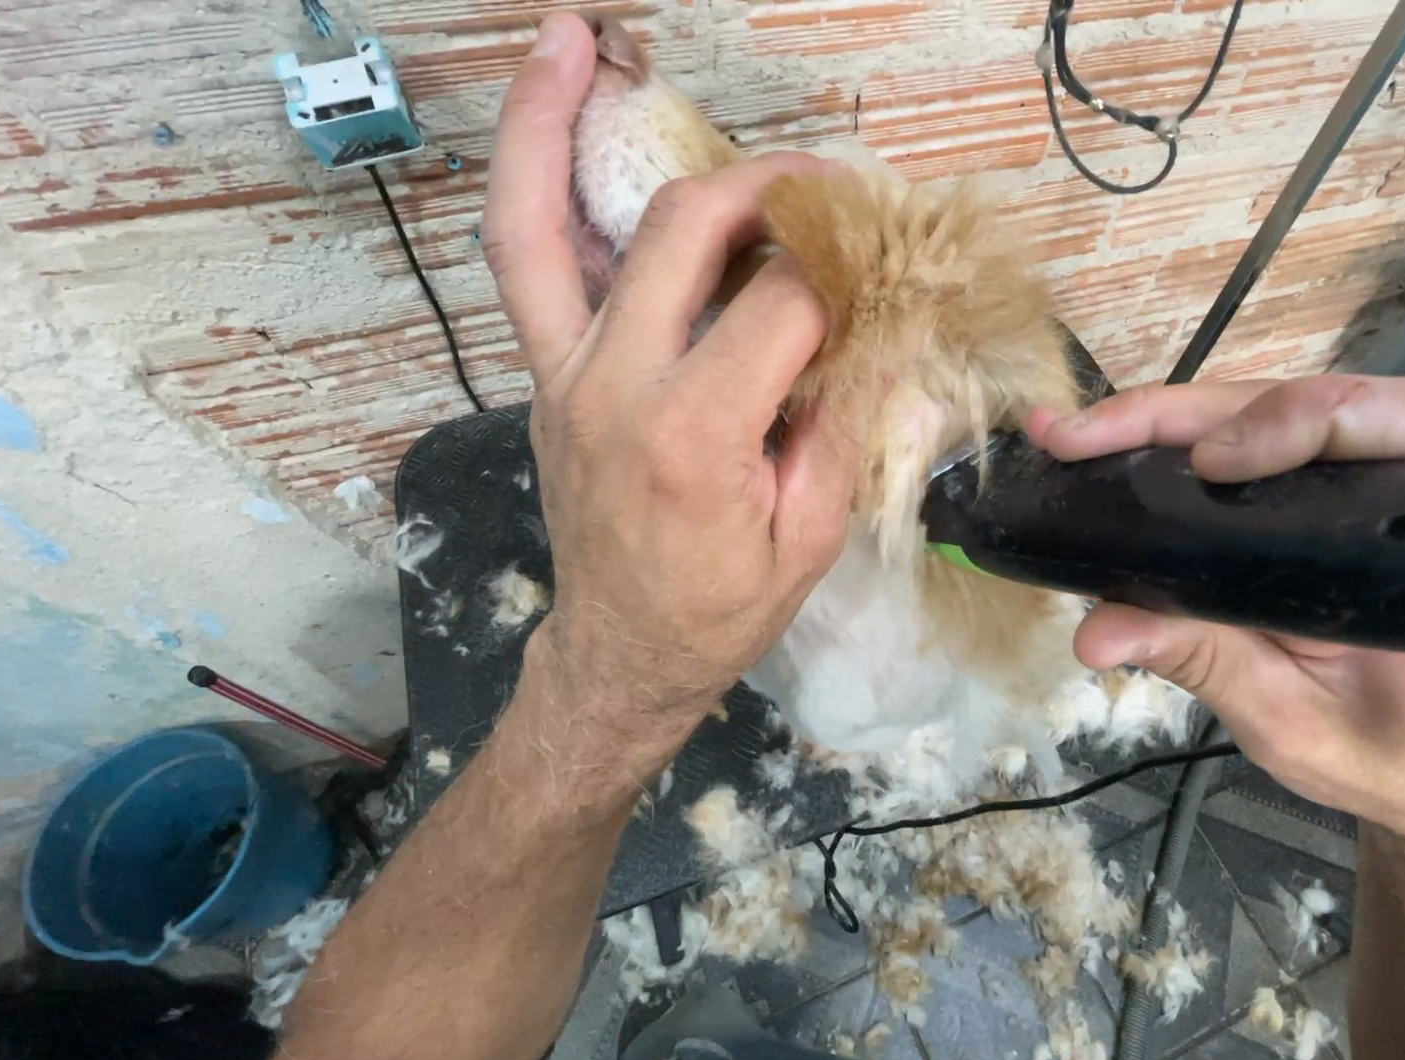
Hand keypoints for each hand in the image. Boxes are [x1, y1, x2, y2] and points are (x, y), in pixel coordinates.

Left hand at [481, 14, 858, 763]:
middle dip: (765, 185)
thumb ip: (844, 423)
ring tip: (572, 40)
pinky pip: (524, 265)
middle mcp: (617, 385)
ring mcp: (565, 374)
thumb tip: (876, 331)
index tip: (880, 256)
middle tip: (819, 182)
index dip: (844, 263)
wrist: (623, 653)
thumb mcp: (809, 536)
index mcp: (698, 434)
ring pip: (540, 224)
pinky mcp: (546, 376)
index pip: (785, 300)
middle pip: (687, 231)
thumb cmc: (721, 610)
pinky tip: (543, 125)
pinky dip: (529, 186)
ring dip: (550, 122)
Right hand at [1027, 375, 1404, 840]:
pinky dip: (1166, 446)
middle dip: (1176, 413)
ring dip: (1161, 419)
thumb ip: (1205, 663)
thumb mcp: (1292, 720)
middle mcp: (1398, 491)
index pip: (1391, 424)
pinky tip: (1109, 451)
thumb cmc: (1387, 756)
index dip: (1294, 421)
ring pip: (1256, 411)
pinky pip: (1235, 448)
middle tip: (1075, 435)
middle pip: (1291, 400)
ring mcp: (1344, 489)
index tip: (1208, 466)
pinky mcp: (1301, 504)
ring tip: (1074, 437)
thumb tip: (1096, 632)